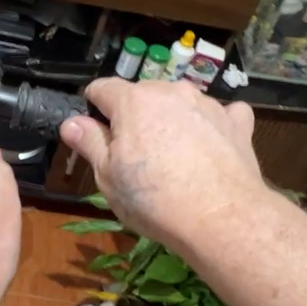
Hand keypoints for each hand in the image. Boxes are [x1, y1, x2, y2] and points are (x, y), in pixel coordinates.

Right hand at [58, 78, 266, 256]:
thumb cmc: (154, 199)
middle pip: (142, 94)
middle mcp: (170, 92)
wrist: (220, 217)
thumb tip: (70, 122)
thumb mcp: (108, 176)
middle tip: (135, 156)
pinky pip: (219, 113)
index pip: (102, 88)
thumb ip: (89, 142)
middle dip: (134, 116)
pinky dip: (210, 124)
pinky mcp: (236, 122)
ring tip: (173, 158)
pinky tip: (209, 146)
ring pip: (178, 103)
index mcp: (133, 101)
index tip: (96, 135)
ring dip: (170, 119)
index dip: (94, 109)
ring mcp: (207, 103)